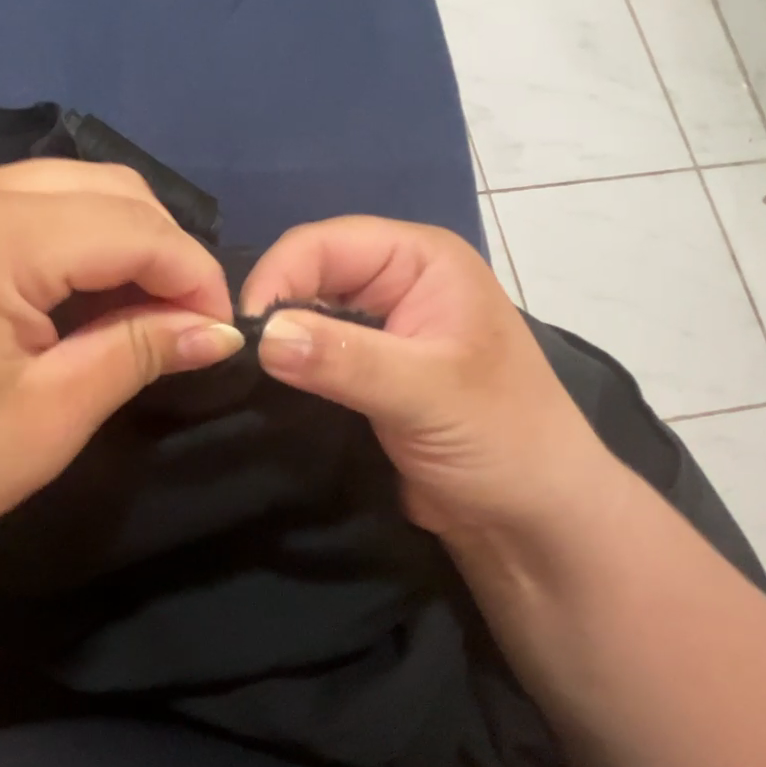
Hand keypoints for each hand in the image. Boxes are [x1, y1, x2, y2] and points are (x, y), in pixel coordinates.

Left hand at [0, 160, 244, 578]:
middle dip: (166, 251)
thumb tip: (220, 331)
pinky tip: (92, 291)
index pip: (134, 228)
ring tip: (147, 313)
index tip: (221, 335)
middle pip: (112, 189)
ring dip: (127, 241)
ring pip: (79, 186)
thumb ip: (139, 352)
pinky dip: (82, 237)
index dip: (194, 276)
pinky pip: (39, 200)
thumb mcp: (48, 418)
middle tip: (187, 326)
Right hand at [241, 217, 614, 537]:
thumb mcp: (429, 394)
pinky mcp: (360, 369)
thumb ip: (347, 360)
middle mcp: (394, 281)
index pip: (324, 243)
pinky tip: (262, 390)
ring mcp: (377, 327)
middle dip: (270, 309)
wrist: (530, 523)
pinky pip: (307, 353)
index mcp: (420, 259)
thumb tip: (262, 336)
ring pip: (301, 314)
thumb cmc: (503, 441)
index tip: (244, 334)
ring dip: (273, 342)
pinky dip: (283, 368)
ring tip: (240, 374)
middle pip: (306, 273)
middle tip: (235, 357)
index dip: (278, 277)